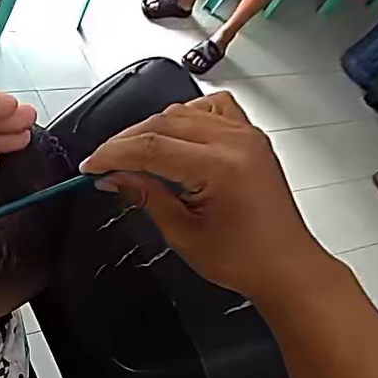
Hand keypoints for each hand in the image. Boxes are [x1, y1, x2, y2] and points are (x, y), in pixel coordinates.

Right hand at [78, 91, 337, 303]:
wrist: (285, 267)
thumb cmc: (246, 260)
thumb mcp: (183, 234)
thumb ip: (147, 197)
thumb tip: (116, 177)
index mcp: (220, 167)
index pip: (151, 147)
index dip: (113, 154)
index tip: (91, 166)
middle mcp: (236, 142)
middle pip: (163, 122)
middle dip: (126, 141)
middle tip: (104, 164)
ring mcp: (246, 136)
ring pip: (184, 112)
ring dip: (152, 129)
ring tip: (132, 155)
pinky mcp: (250, 138)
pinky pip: (212, 110)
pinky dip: (186, 118)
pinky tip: (173, 137)